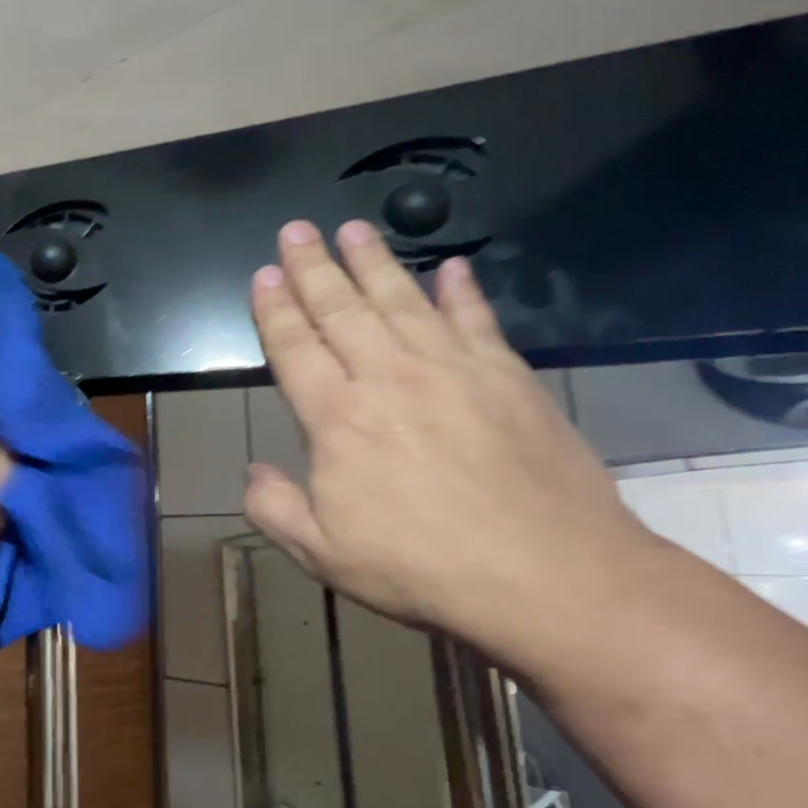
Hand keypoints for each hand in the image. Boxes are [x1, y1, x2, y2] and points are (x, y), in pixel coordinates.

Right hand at [243, 219, 658, 647]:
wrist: (552, 578)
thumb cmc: (422, 567)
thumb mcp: (322, 553)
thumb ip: (274, 507)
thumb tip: (255, 472)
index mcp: (338, 419)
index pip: (295, 348)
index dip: (274, 309)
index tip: (263, 273)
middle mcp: (390, 379)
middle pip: (342, 310)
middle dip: (314, 267)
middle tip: (296, 229)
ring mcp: (454, 373)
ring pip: (403, 302)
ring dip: (374, 263)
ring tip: (353, 229)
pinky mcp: (509, 380)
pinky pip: (477, 321)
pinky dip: (461, 292)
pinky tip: (449, 267)